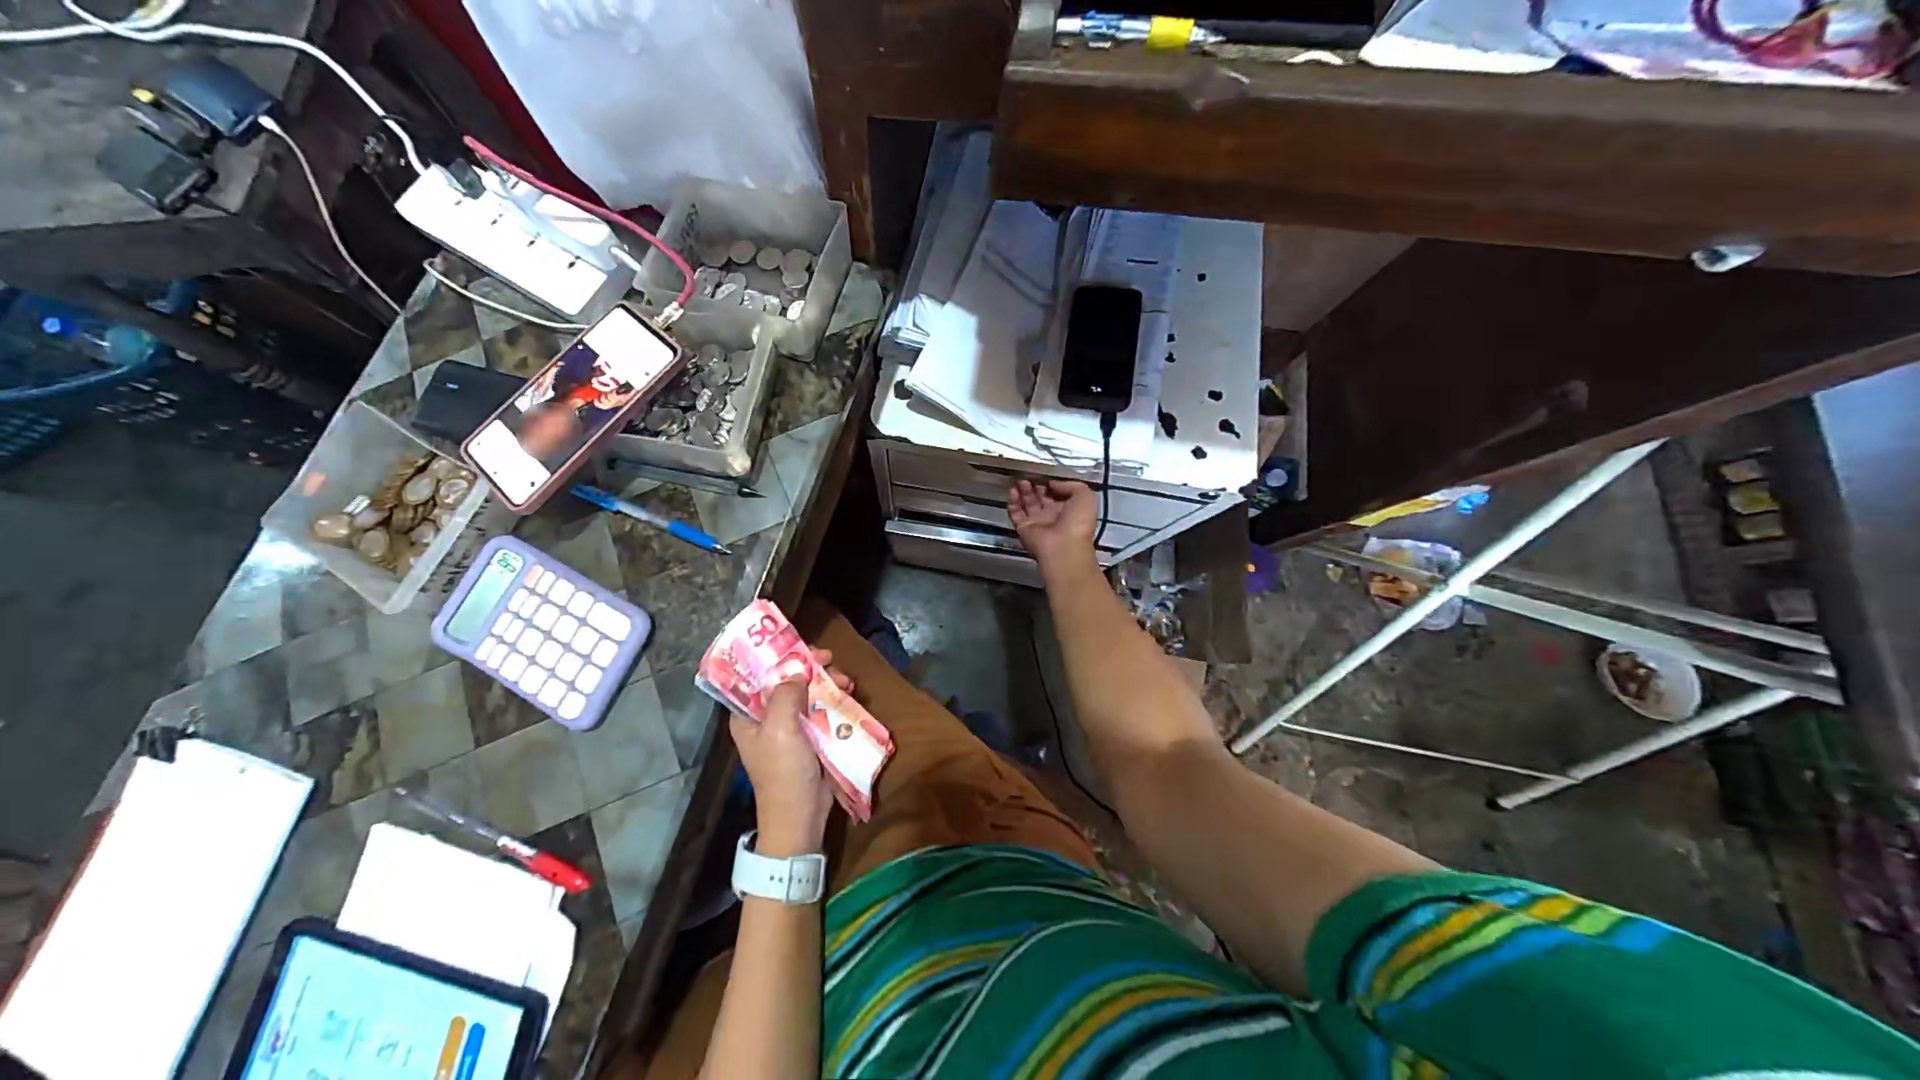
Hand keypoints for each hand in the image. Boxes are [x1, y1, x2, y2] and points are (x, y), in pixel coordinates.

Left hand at [729, 648, 852, 856]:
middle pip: (788, 681)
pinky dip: (835, 701)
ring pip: (809, 694)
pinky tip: (849, 697)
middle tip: (832, 663)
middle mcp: (766, 718)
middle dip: (811, 670)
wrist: (801, 817)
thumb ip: (786, 694)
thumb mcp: (780, 729)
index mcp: (747, 715)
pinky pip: (822, 711)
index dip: (782, 658)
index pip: (760, 675)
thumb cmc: (784, 772)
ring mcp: (790, 729)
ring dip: (828, 684)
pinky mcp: (811, 739)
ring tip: (847, 684)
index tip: (806, 650)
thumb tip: (798, 671)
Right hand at [1008, 479, 1097, 575]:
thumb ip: (1070, 485)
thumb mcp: (1085, 496)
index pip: (1057, 494)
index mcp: (1068, 509)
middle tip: (1029, 475)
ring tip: (1020, 480)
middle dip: (1035, 486)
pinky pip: (1016, 513)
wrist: (1063, 546)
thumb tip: (1051, 484)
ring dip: (1023, 491)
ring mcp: (1037, 522)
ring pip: (1027, 503)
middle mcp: (1052, 515)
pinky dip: (1013, 502)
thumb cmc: (1077, 521)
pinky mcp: (1023, 528)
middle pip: (1041, 497)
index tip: (1044, 474)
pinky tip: (1013, 491)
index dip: (1051, 483)